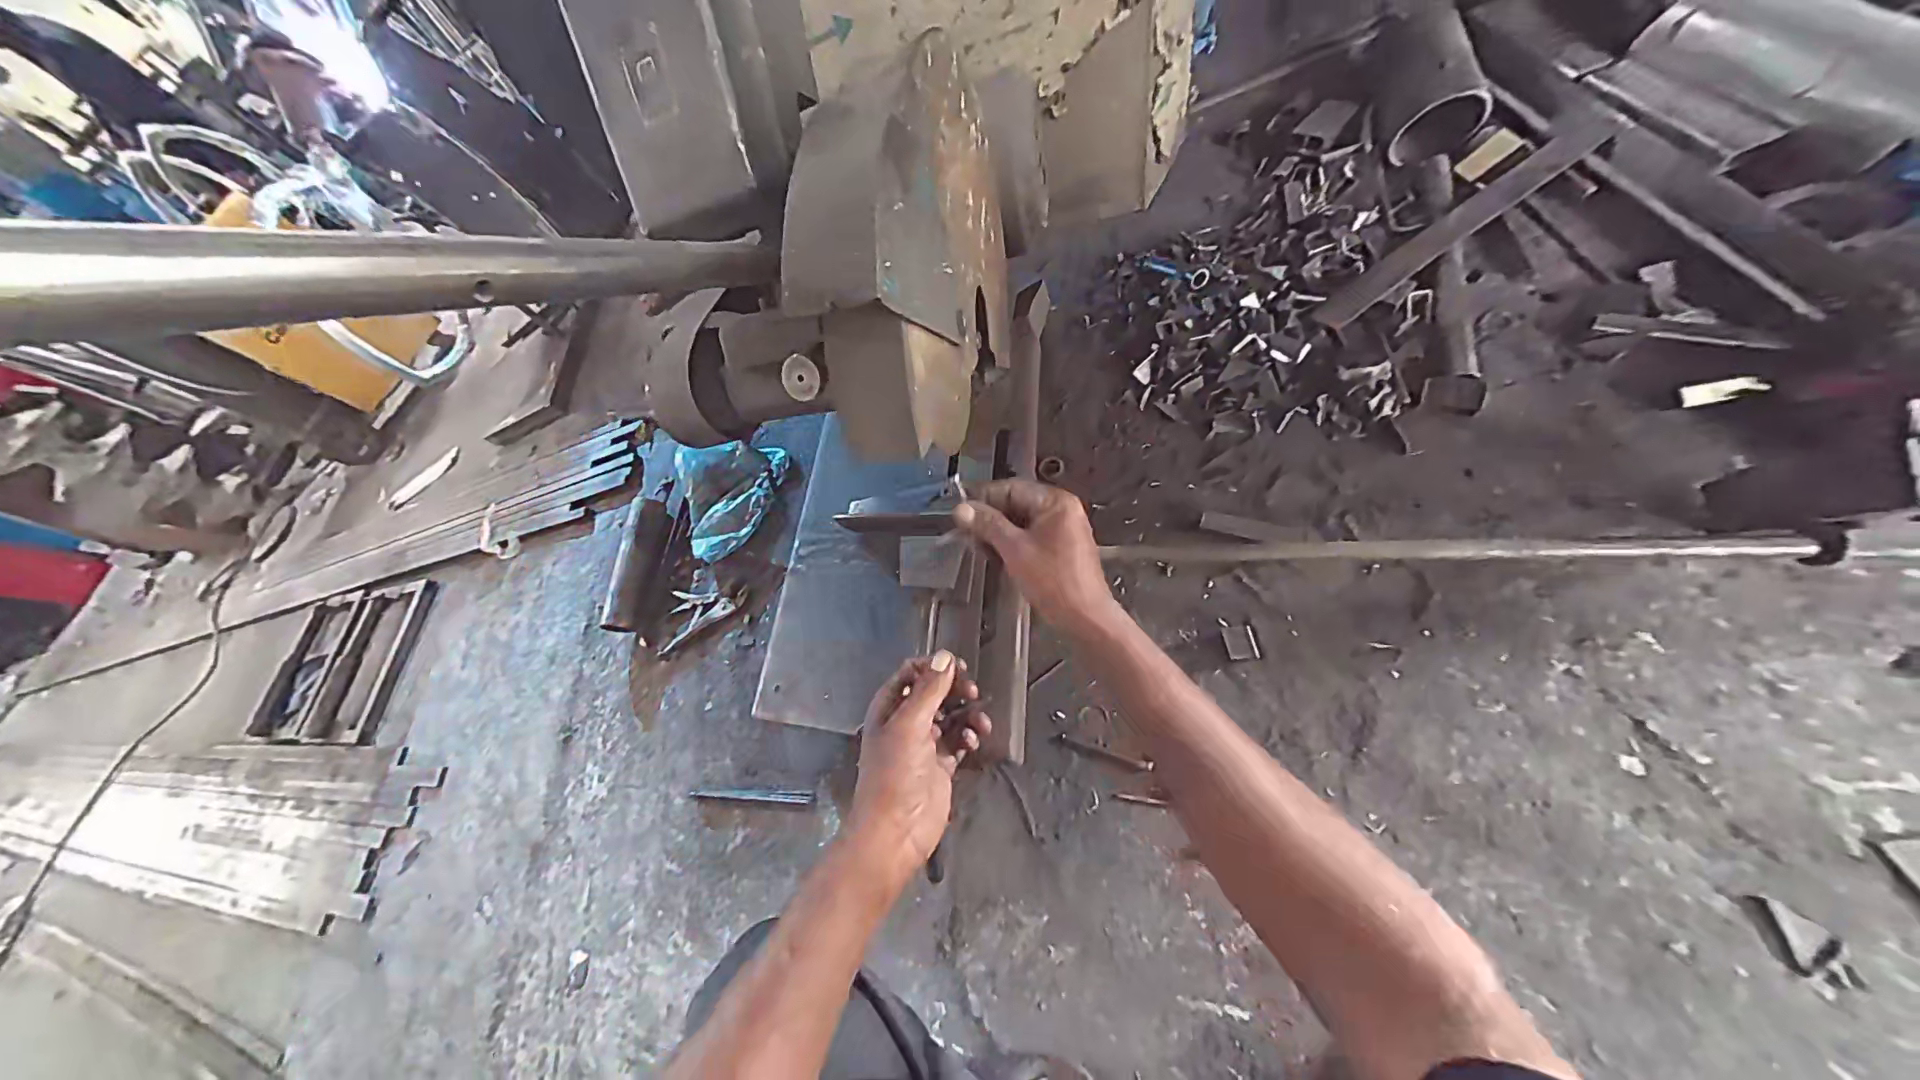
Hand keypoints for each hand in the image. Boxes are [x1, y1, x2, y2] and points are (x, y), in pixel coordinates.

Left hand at [848, 652, 991, 873]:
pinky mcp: (941, 764)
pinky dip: (969, 736)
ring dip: (967, 714)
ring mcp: (924, 744)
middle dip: (955, 689)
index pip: (912, 673)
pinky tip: (973, 740)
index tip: (957, 668)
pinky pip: (960, 740)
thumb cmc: (894, 773)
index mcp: (889, 707)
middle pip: (935, 692)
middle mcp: (905, 722)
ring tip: (979, 722)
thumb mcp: (910, 724)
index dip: (934, 667)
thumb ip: (929, 689)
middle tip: (972, 691)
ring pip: (951, 715)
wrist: (896, 830)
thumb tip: (945, 656)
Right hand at [953, 479, 1119, 638]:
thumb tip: (962, 509)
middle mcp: (1063, 511)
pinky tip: (998, 558)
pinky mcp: (1061, 550)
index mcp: (1056, 502)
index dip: (983, 498)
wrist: (1085, 619)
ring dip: (999, 534)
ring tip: (980, 549)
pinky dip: (1013, 546)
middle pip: (1017, 504)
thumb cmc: (1054, 582)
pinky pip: (1031, 538)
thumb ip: (987, 525)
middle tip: (967, 533)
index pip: (1012, 488)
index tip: (960, 512)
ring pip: (1022, 523)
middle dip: (990, 519)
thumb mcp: (1014, 550)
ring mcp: (1064, 531)